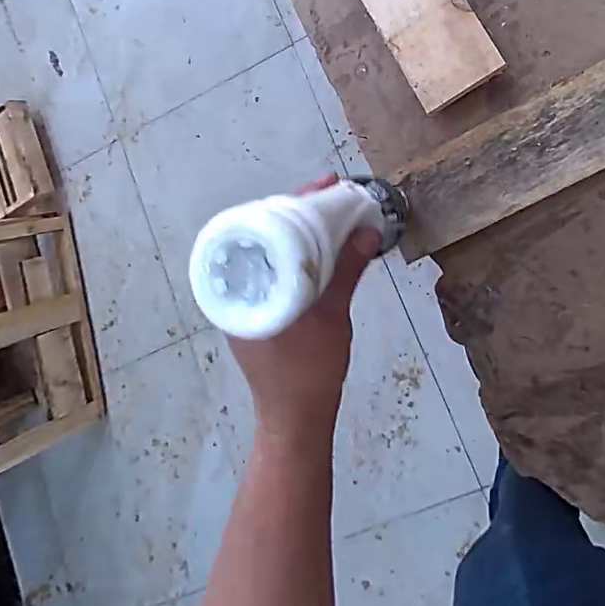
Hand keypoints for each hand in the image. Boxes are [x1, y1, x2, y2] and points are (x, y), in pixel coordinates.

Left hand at [228, 175, 383, 450]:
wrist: (295, 419)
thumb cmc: (307, 372)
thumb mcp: (331, 317)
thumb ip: (347, 273)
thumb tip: (368, 232)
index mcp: (241, 286)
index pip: (261, 227)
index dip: (293, 201)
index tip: (322, 185)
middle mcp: (236, 288)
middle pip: (266, 235)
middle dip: (299, 210)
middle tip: (332, 190)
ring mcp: (247, 300)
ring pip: (272, 252)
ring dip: (300, 230)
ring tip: (330, 209)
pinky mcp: (260, 309)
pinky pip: (277, 269)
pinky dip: (299, 254)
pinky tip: (322, 246)